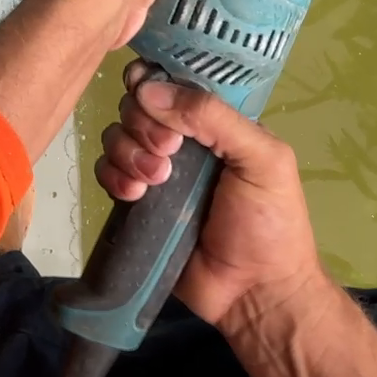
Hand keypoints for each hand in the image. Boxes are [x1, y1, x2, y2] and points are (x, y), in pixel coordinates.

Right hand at [96, 67, 324, 332]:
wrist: (253, 294)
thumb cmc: (271, 224)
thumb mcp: (263, 160)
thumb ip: (213, 117)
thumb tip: (148, 90)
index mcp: (214, 122)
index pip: (171, 82)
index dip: (152, 82)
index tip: (149, 96)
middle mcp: (181, 139)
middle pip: (135, 106)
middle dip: (143, 125)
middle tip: (169, 154)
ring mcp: (154, 169)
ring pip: (116, 136)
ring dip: (128, 154)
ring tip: (156, 184)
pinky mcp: (135, 199)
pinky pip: (106, 171)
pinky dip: (114, 177)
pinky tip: (135, 196)